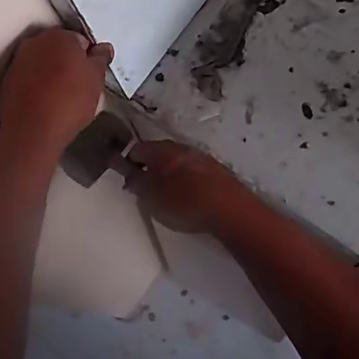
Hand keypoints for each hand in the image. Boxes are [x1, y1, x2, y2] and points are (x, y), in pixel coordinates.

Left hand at [0, 28, 112, 154]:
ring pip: (41, 63)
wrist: (33, 130)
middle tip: (80, 85)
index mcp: (59, 36)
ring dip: (51, 74)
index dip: (89, 58)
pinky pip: (28, 78)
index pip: (80, 39)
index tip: (92, 72)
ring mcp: (19, 61)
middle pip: (58, 48)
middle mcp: (35, 43)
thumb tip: (102, 51)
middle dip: (68, 63)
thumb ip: (100, 59)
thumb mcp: (96, 79)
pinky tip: (46, 103)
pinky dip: (36, 86)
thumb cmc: (65, 104)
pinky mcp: (8, 80)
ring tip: (63, 98)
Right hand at [126, 140, 258, 233]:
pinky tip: (192, 198)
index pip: (136, 149)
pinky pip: (195, 172)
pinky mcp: (218, 170)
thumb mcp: (150, 198)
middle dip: (151, 168)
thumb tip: (130, 176)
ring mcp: (202, 157)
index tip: (129, 181)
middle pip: (158, 154)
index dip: (128, 164)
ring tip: (171, 196)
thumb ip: (136, 184)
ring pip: (178, 162)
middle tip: (149, 190)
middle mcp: (180, 147)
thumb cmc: (183, 202)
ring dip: (171, 174)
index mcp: (160, 150)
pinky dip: (189, 181)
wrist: (230, 210)